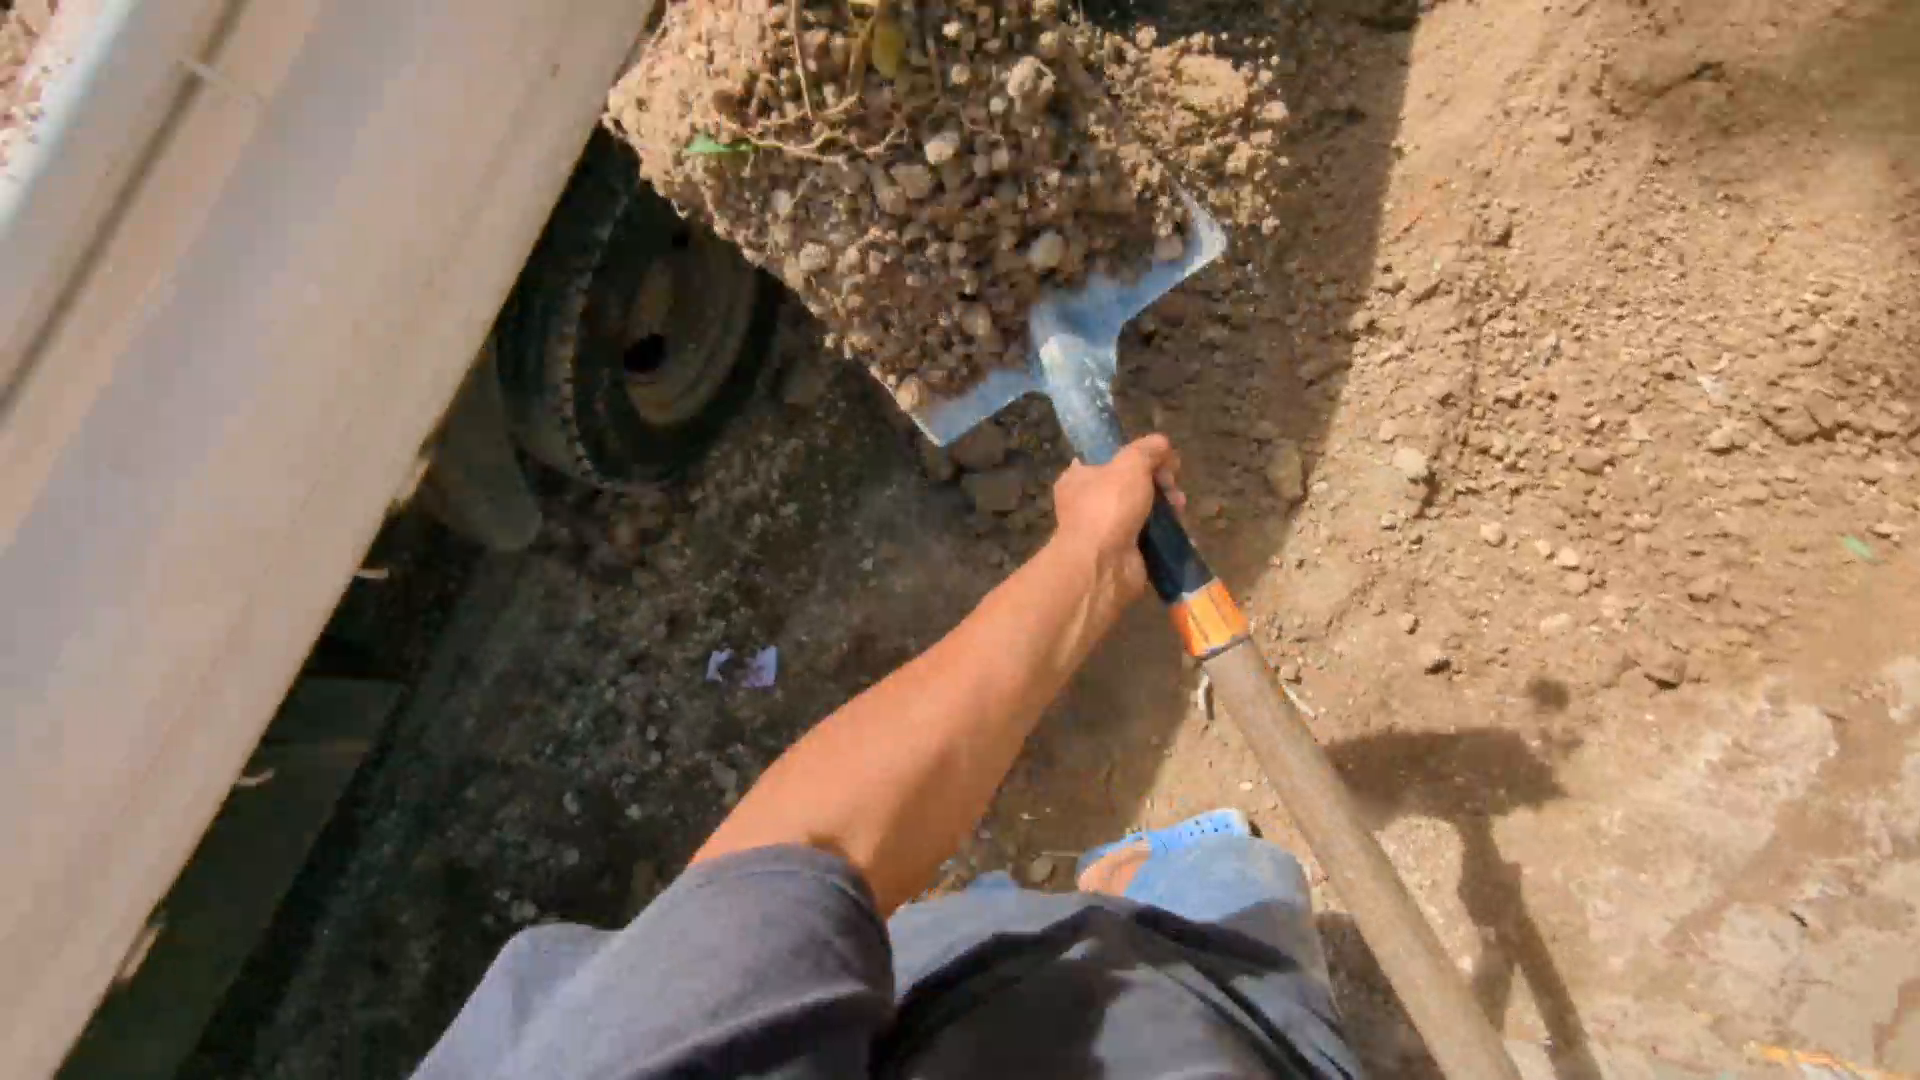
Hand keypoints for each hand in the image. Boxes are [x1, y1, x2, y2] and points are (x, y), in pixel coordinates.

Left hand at [1049, 434, 1184, 605]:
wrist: (1103, 564)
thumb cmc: (1108, 506)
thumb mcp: (1129, 464)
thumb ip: (1147, 449)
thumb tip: (1161, 443)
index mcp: (1078, 479)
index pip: (1106, 459)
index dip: (1134, 455)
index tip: (1157, 456)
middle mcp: (1088, 503)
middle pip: (1131, 483)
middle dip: (1157, 480)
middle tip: (1171, 482)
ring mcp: (1107, 529)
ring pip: (1143, 508)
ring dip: (1165, 503)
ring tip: (1178, 504)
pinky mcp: (1125, 550)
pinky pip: (1150, 533)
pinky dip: (1166, 529)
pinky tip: (1180, 524)